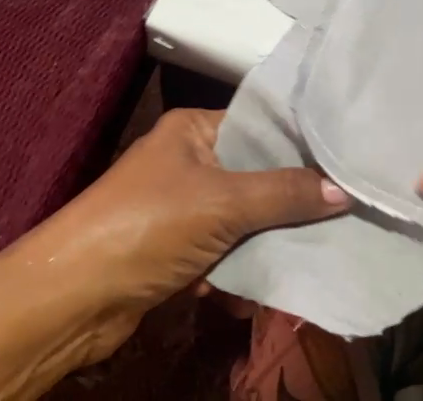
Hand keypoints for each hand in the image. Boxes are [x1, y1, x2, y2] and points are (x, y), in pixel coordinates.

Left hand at [18, 109, 348, 357]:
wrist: (72, 297)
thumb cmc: (146, 226)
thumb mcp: (221, 202)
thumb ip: (284, 194)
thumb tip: (344, 191)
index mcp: (194, 131)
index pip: (260, 125)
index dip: (303, 142)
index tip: (350, 158)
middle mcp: (190, 162)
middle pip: (257, 176)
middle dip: (293, 202)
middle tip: (347, 213)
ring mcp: (182, 209)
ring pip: (245, 221)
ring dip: (269, 244)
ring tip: (316, 255)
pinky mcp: (177, 252)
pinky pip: (225, 254)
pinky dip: (242, 272)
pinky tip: (264, 289)